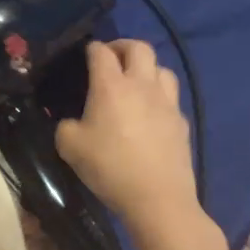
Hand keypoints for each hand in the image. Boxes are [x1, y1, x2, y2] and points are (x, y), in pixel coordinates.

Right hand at [54, 40, 196, 232]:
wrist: (159, 202)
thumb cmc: (110, 168)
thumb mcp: (69, 145)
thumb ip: (66, 125)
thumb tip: (73, 122)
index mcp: (110, 85)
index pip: (101, 50)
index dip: (91, 49)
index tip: (83, 58)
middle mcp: (141, 86)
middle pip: (139, 47)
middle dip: (122, 47)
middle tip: (111, 60)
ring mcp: (167, 104)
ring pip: (163, 69)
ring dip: (147, 69)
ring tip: (135, 83)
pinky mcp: (183, 124)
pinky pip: (172, 98)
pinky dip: (160, 97)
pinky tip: (150, 114)